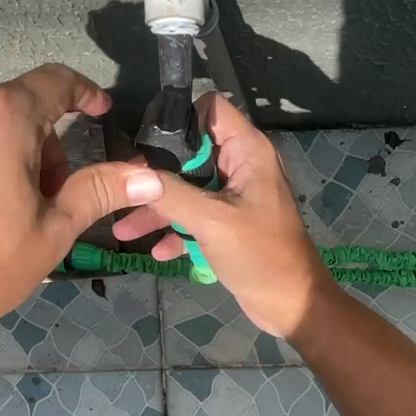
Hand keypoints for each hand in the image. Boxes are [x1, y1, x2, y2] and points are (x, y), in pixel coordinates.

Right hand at [110, 93, 337, 337]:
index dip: (178, 121)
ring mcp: (236, 199)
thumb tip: (131, 172)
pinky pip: (197, 220)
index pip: (210, 110)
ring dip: (159, 210)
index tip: (145, 146)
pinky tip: (156, 253)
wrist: (292, 305)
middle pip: (192, 154)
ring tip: (123, 231)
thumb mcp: (211, 222)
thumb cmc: (260, 256)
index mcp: (248, 152)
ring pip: (190, 191)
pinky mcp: (231, 227)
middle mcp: (242, 168)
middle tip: (123, 191)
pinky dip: (178, 233)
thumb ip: (171, 193)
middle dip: (157, 173)